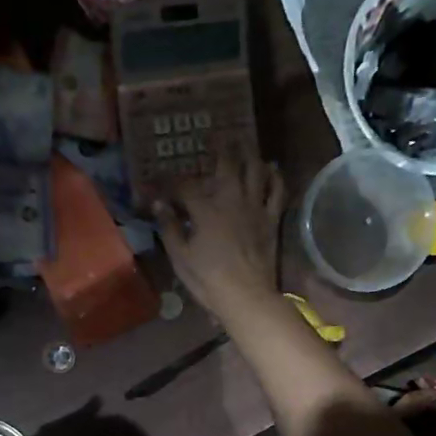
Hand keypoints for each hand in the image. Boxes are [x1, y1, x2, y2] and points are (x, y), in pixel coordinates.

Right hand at [154, 158, 285, 318]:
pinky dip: (274, 176)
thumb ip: (169, 227)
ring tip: (245, 144)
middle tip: (218, 138)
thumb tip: (158, 204)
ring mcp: (255, 207)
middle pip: (226, 166)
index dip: (171, 183)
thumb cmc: (207, 279)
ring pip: (255, 171)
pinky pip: (277, 191)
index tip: (160, 183)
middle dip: (220, 150)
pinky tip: (271, 169)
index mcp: (205, 210)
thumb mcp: (180, 256)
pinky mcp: (271, 219)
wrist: (246, 296)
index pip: (185, 187)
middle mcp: (231, 200)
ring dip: (249, 155)